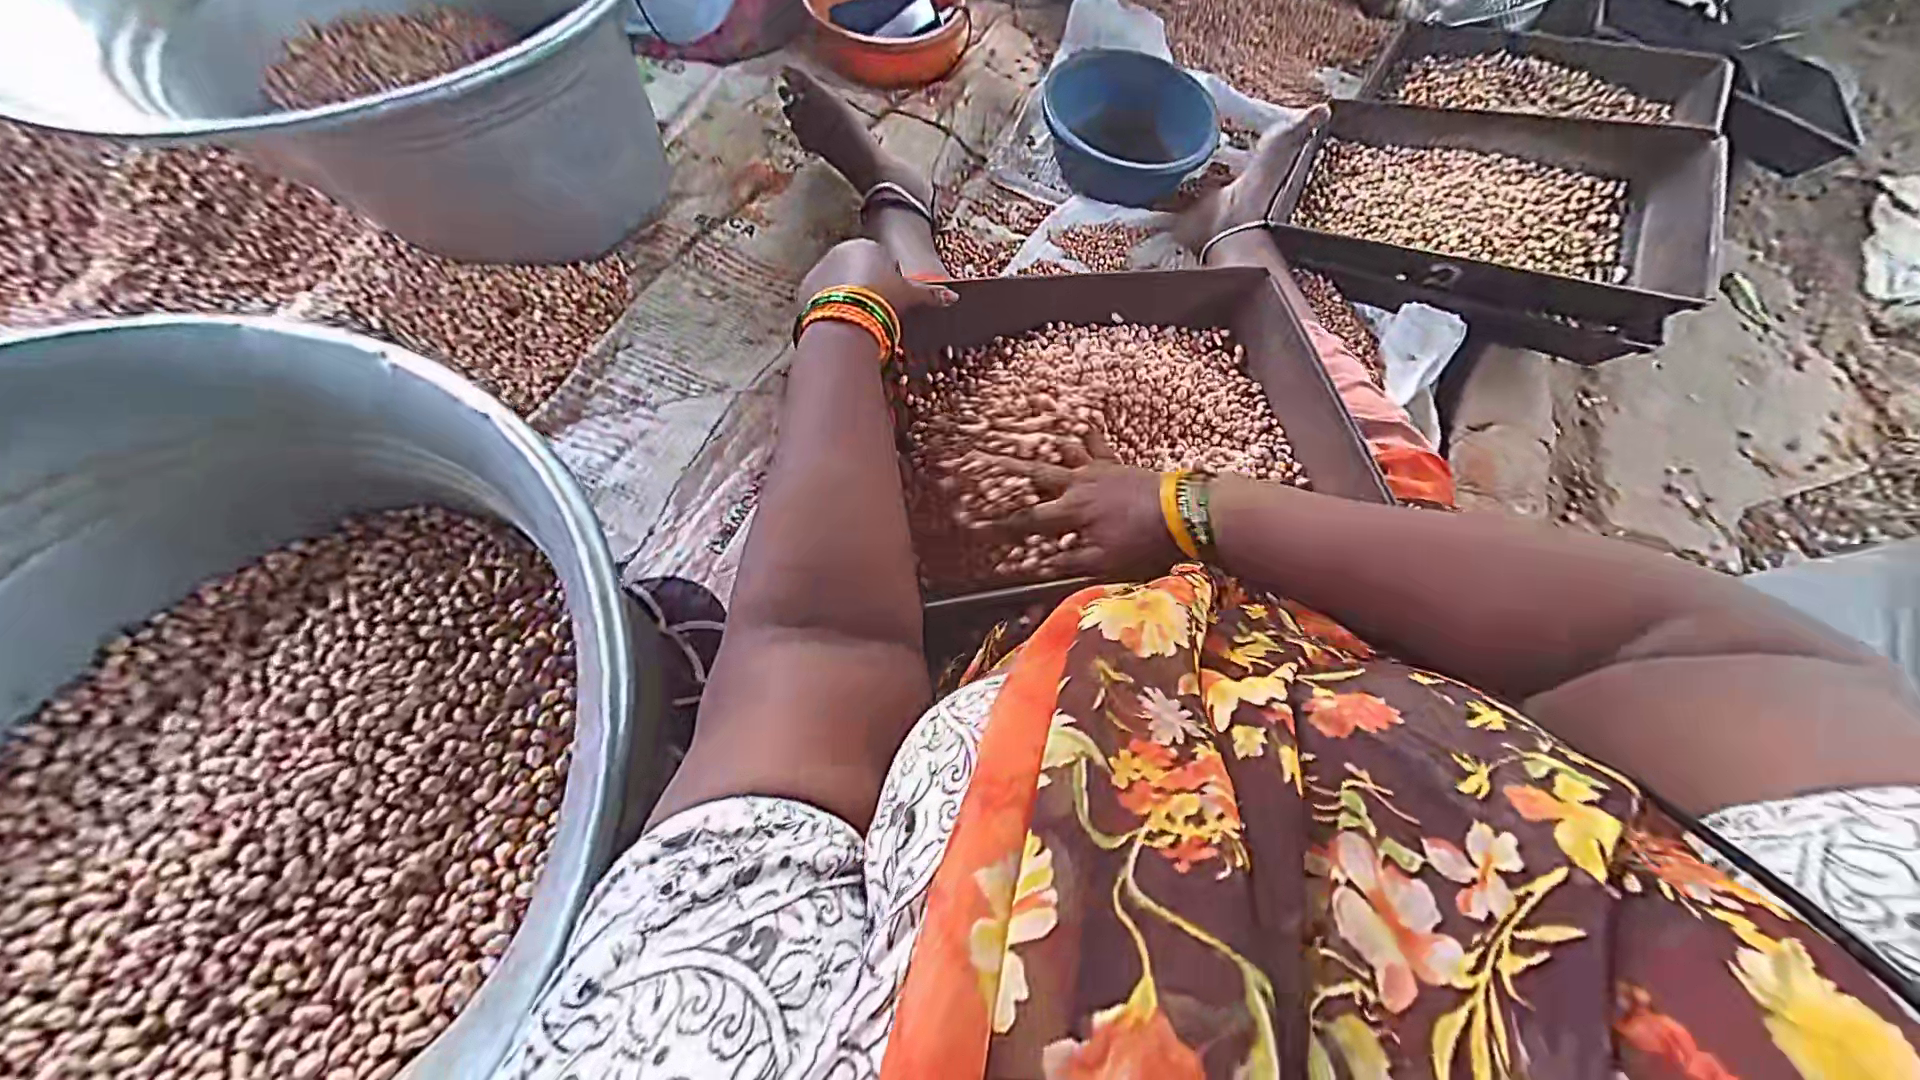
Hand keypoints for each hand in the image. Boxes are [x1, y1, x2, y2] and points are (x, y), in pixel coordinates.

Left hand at [797, 238, 956, 317]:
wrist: (848, 316)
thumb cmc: (884, 300)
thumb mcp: (910, 296)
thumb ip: (929, 294)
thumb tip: (953, 297)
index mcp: (867, 247)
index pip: (881, 266)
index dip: (888, 288)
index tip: (890, 305)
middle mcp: (840, 252)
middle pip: (857, 276)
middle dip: (865, 293)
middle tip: (875, 316)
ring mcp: (820, 269)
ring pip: (837, 288)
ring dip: (846, 302)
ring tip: (857, 322)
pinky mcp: (805, 290)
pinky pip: (820, 301)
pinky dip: (829, 311)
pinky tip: (839, 324)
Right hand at [977, 443, 1180, 577]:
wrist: (1185, 513)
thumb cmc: (1143, 541)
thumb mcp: (1103, 562)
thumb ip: (1066, 562)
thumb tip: (1034, 567)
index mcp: (1070, 511)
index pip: (1026, 520)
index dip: (998, 523)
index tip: (973, 523)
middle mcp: (1076, 485)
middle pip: (1032, 474)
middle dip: (1001, 468)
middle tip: (975, 456)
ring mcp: (1095, 470)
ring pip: (1059, 451)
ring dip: (1037, 441)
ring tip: (1017, 430)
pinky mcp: (1114, 463)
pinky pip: (1094, 442)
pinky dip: (1082, 431)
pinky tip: (1076, 419)